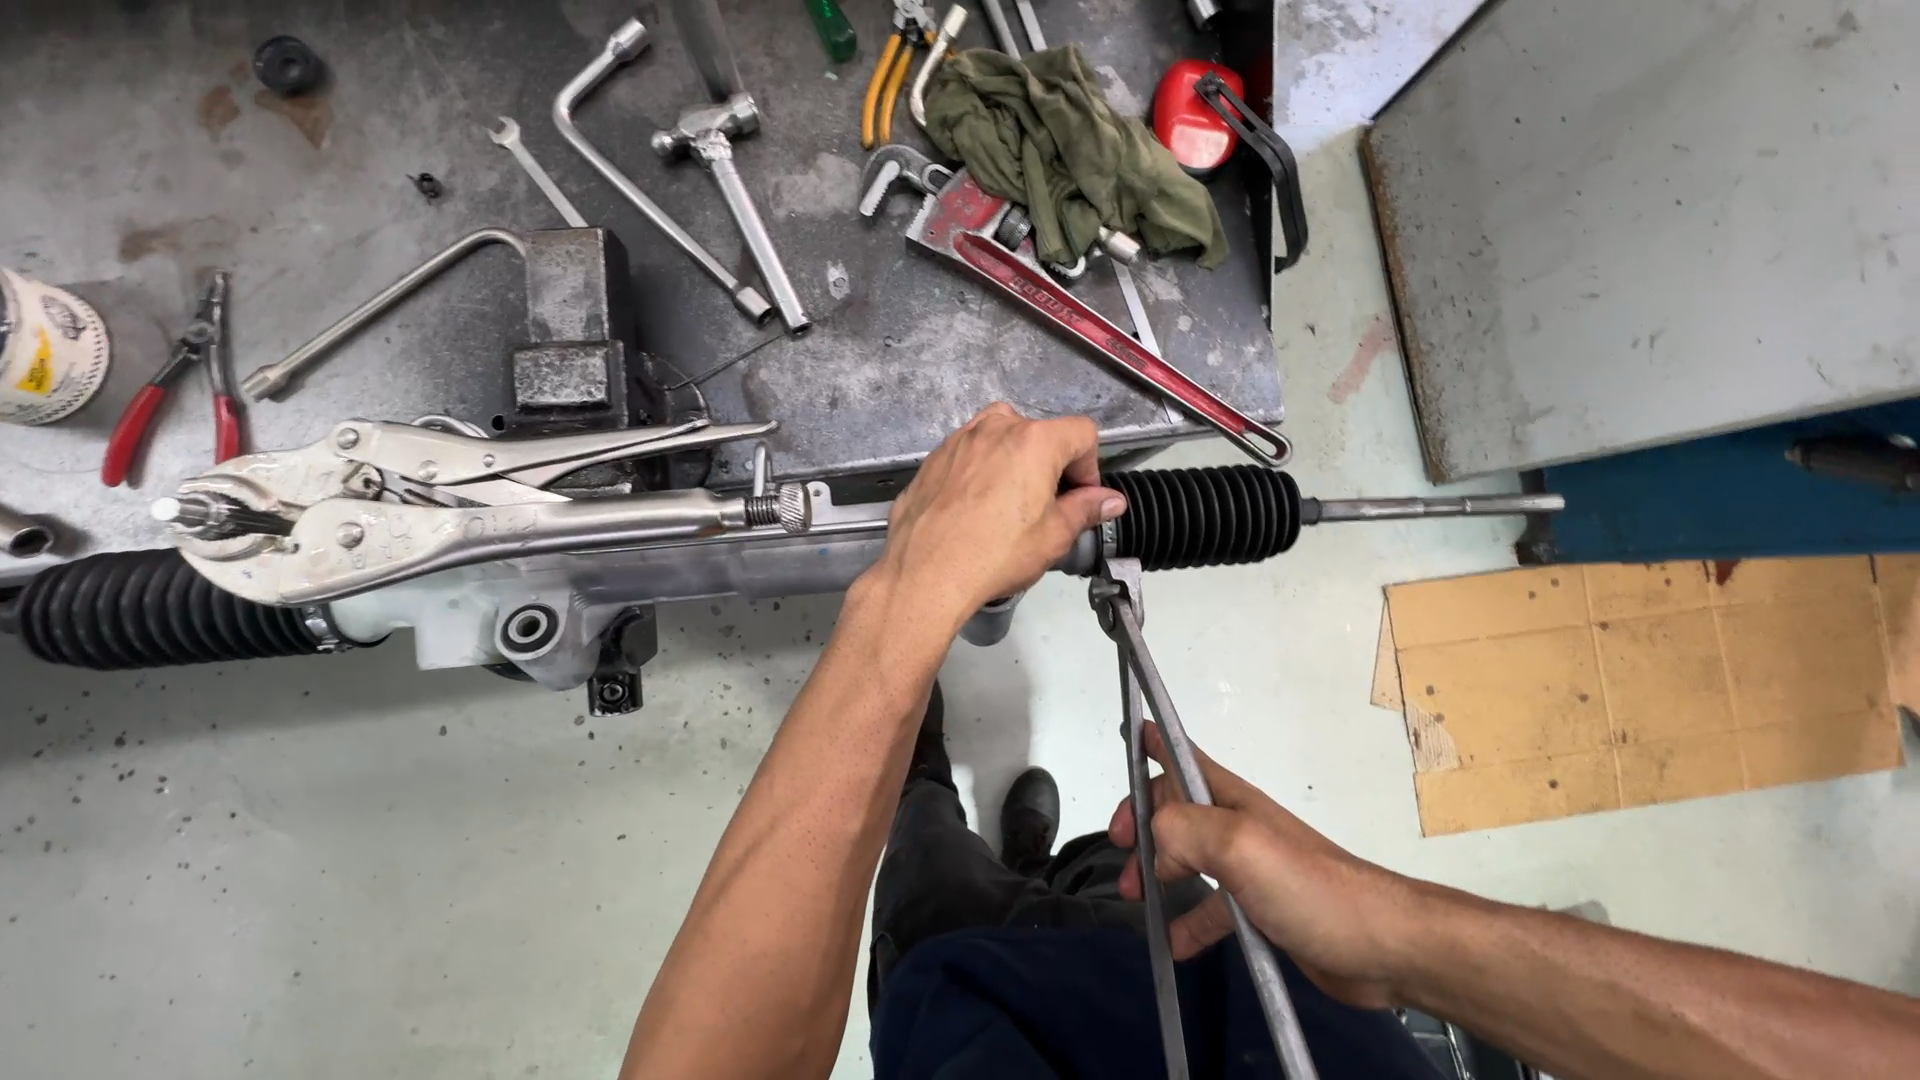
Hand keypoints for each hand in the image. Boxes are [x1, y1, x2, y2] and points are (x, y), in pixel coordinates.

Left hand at [867, 403, 1126, 625]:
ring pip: (1001, 438)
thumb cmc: (995, 554)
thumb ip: (1085, 509)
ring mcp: (959, 440)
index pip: (1082, 433)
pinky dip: (981, 471)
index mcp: (1034, 440)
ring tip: (1009, 505)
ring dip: (1014, 462)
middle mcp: (995, 428)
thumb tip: (1111, 500)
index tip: (1081, 498)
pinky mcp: (933, 459)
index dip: (1090, 466)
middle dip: (1051, 464)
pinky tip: (975, 509)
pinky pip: (969, 454)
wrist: (924, 573)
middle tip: (1047, 506)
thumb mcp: (1054, 536)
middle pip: (1040, 432)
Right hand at [1109, 724, 1427, 1008]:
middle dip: (1139, 823)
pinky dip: (1188, 923)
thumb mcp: (1238, 844)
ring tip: (1135, 897)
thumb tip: (1154, 845)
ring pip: (1185, 859)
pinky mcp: (1260, 910)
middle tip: (1118, 850)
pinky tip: (1174, 942)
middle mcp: (1234, 825)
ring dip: (1155, 872)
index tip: (1130, 733)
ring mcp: (1247, 868)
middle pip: (1172, 810)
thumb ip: (1183, 830)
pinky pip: (1211, 910)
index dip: (1154, 743)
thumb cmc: (1309, 885)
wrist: (1379, 945)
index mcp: (1228, 799)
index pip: (1182, 756)